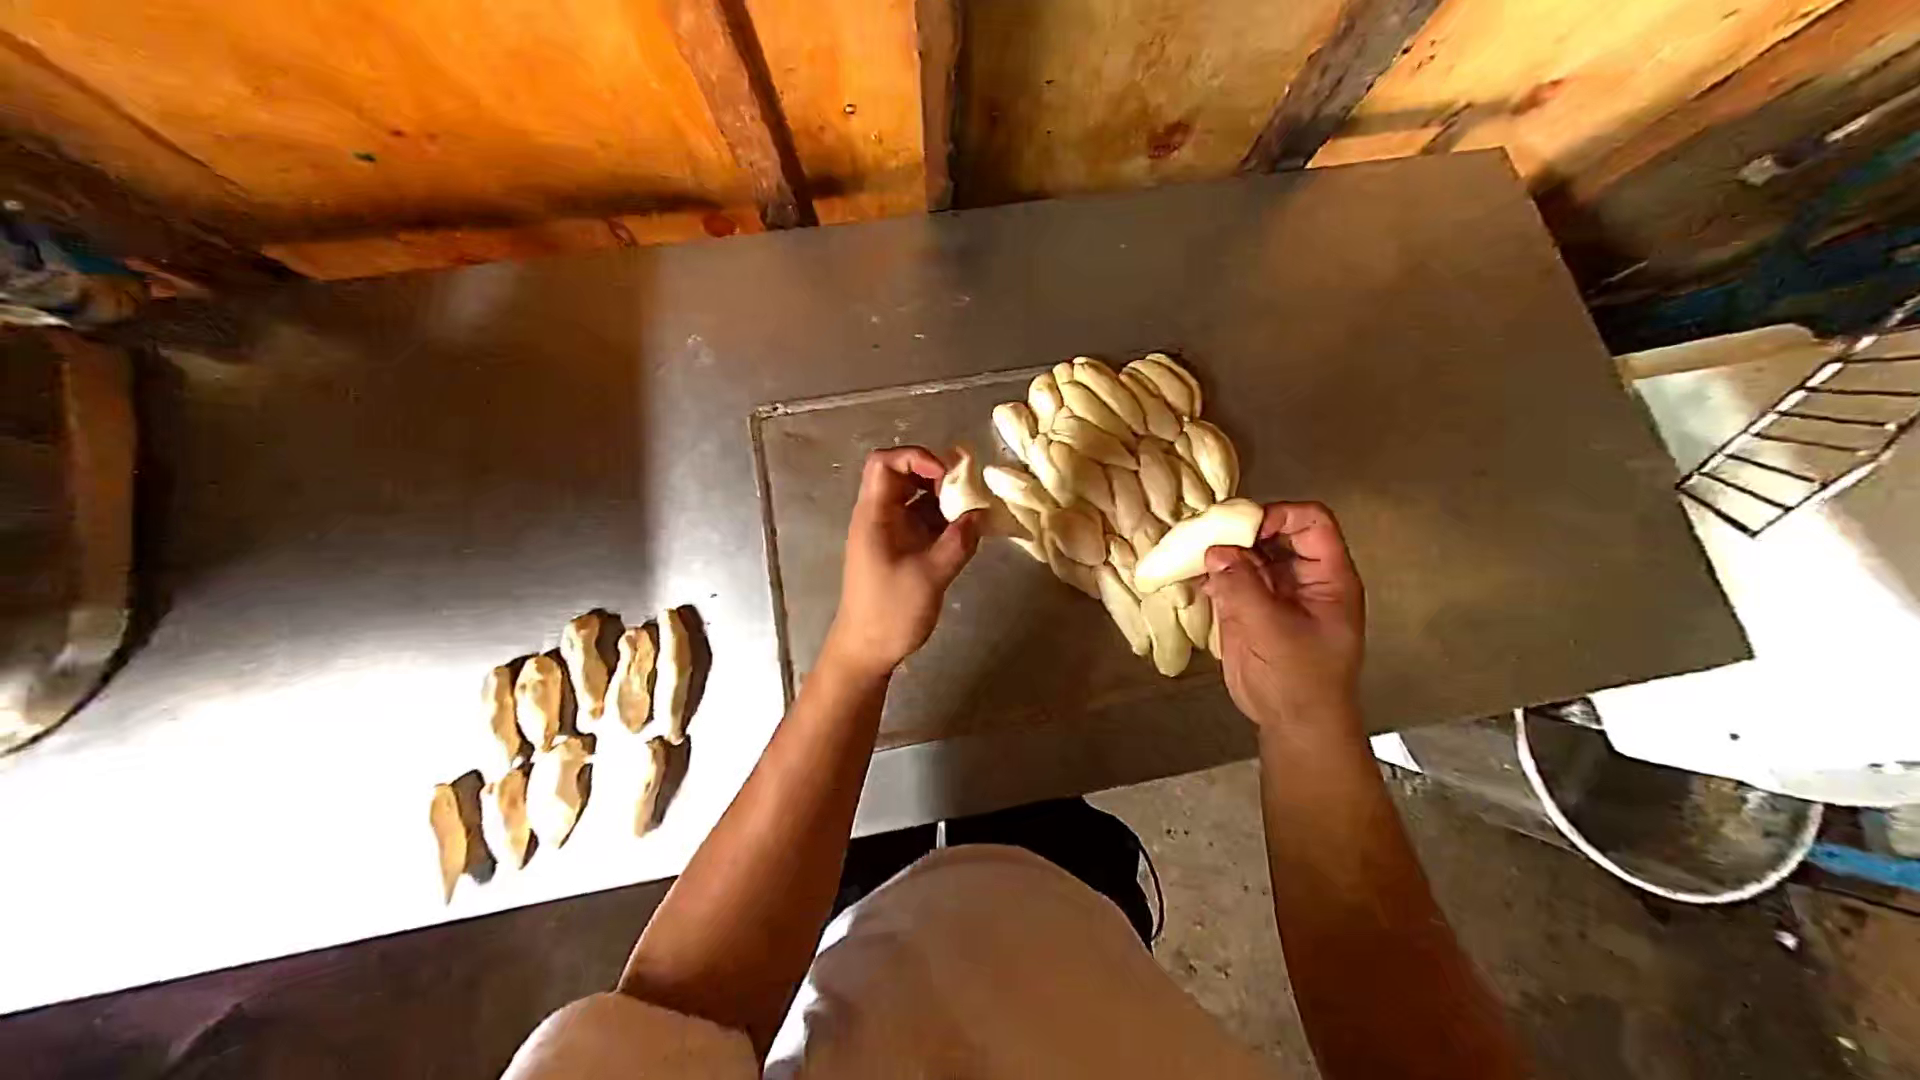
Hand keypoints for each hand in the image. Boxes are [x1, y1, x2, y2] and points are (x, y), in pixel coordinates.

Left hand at [821, 447, 980, 679]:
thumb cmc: (890, 612)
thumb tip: (981, 514)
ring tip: (972, 510)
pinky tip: (967, 530)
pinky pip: (923, 521)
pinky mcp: (902, 549)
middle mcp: (879, 517)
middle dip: (936, 476)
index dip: (916, 458)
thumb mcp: (930, 576)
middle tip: (967, 490)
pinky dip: (944, 520)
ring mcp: (890, 533)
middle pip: (902, 476)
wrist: (866, 650)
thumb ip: (958, 542)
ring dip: (943, 499)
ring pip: (916, 499)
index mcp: (874, 515)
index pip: (885, 464)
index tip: (947, 476)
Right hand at [1203, 502, 1365, 733]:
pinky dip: (1209, 572)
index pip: (1311, 522)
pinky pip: (1229, 577)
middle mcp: (1300, 576)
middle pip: (1273, 532)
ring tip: (1189, 551)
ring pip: (1246, 553)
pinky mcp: (1249, 607)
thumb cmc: (1298, 677)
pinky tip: (1190, 575)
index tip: (1241, 527)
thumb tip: (1214, 550)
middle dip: (1239, 530)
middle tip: (1204, 534)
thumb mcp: (1272, 628)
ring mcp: (1273, 591)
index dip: (1279, 515)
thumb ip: (1242, 585)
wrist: (1293, 724)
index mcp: (1327, 576)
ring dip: (1219, 549)